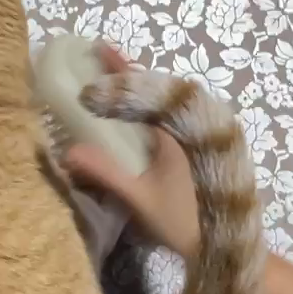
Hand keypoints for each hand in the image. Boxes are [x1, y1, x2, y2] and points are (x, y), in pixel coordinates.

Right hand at [60, 44, 202, 260]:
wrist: (226, 243)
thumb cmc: (184, 221)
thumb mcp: (140, 197)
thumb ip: (104, 172)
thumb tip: (66, 151)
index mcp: (179, 128)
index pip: (146, 88)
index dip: (119, 71)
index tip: (97, 50)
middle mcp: (195, 122)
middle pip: (158, 87)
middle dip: (129, 74)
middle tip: (100, 56)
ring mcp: (204, 132)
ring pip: (169, 100)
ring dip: (142, 89)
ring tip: (114, 77)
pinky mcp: (205, 146)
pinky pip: (177, 114)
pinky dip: (154, 107)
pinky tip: (138, 113)